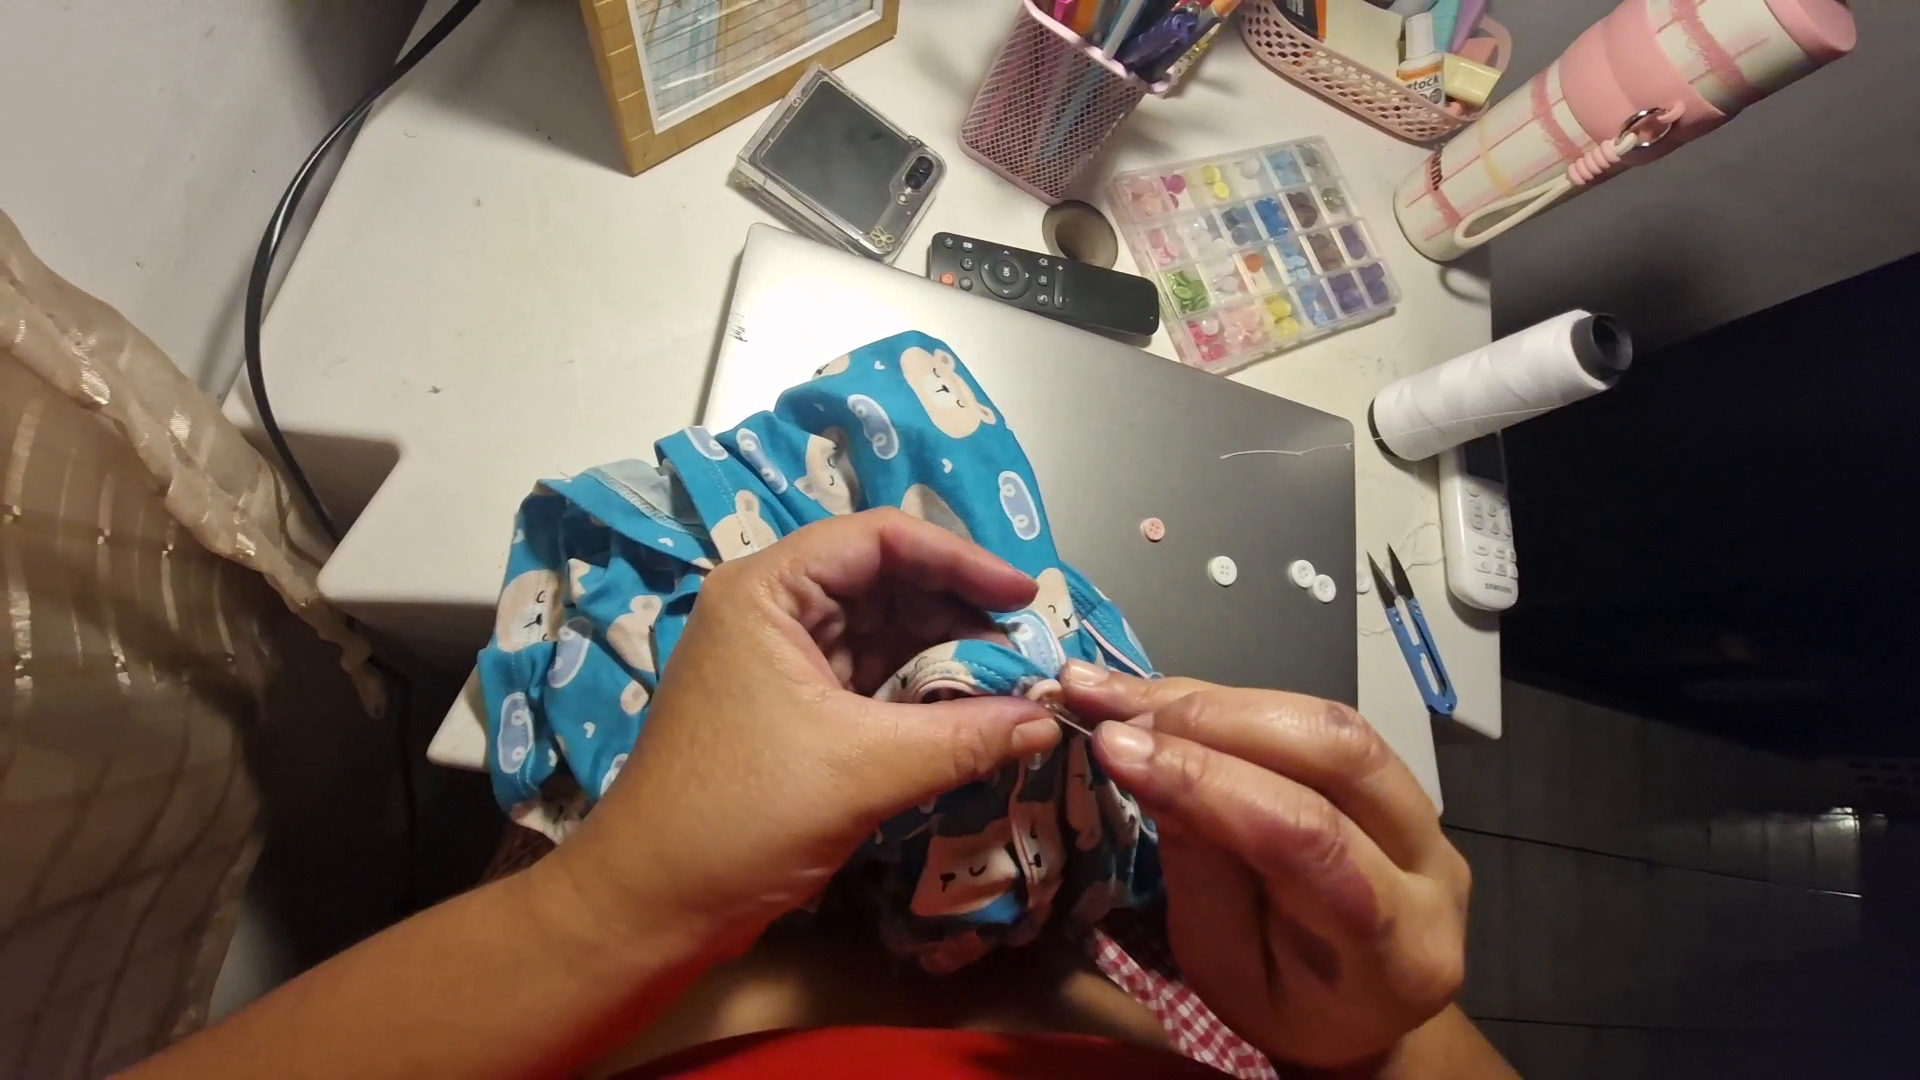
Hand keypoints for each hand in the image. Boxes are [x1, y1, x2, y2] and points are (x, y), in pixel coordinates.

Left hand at [544, 509, 1060, 958]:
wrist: (652, 910)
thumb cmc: (740, 818)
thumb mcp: (862, 769)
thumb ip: (964, 737)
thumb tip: (1051, 720)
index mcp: (770, 590)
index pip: (880, 539)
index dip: (960, 558)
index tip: (1022, 595)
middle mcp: (778, 607)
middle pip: (888, 579)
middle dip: (960, 609)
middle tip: (1025, 644)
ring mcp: (788, 654)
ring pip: (887, 629)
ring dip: (949, 650)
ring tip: (1012, 676)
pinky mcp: (802, 700)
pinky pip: (877, 673)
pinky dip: (925, 685)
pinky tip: (972, 704)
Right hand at [1060, 663, 1468, 1070]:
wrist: (1356, 1006)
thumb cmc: (1282, 1002)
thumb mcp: (1221, 966)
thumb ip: (1197, 869)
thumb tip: (1150, 763)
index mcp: (1395, 941)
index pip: (1307, 834)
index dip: (1205, 778)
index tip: (1115, 747)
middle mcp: (1426, 858)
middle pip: (1333, 748)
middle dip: (1210, 719)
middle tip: (1117, 718)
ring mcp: (1416, 804)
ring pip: (1318, 715)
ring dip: (1205, 697)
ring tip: (1113, 694)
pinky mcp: (1385, 769)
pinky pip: (1300, 711)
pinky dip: (1215, 697)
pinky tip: (1148, 694)